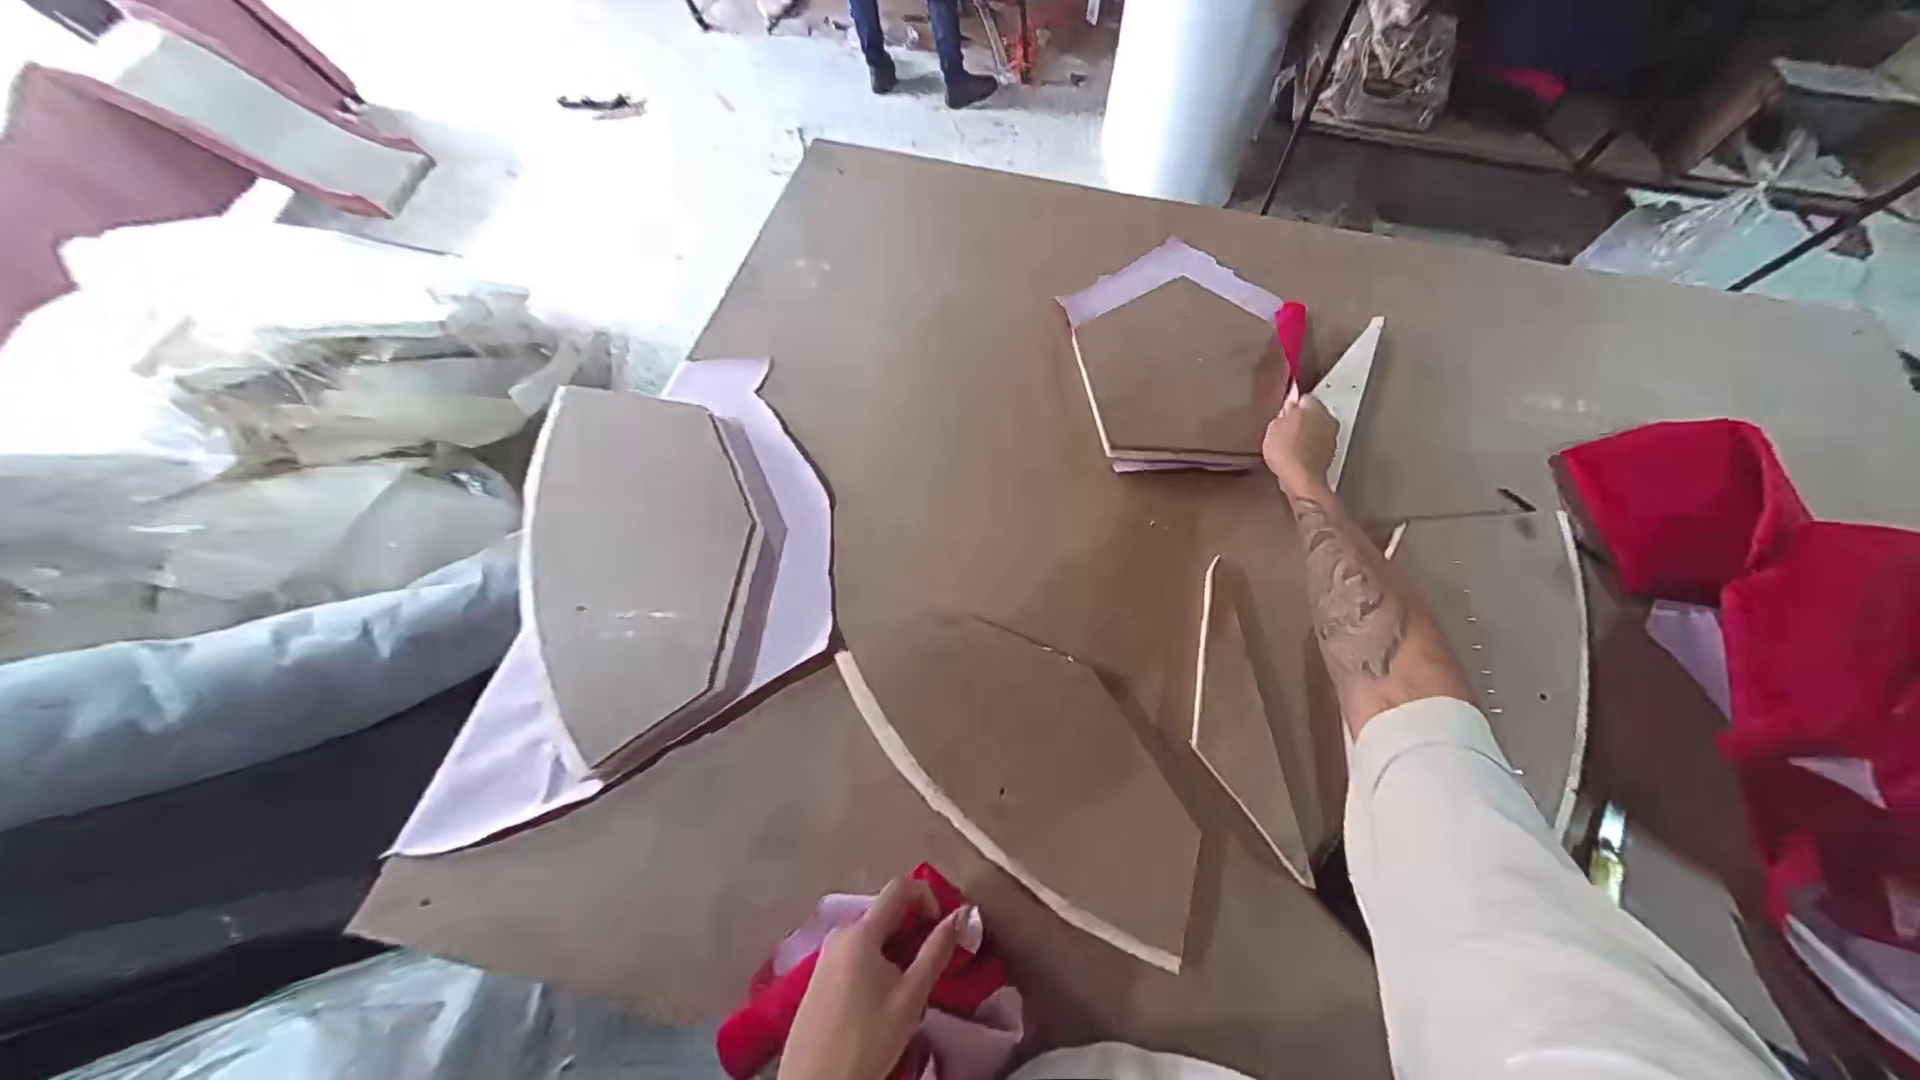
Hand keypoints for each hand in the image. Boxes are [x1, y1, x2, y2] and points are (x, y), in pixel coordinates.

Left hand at [778, 877, 967, 1079]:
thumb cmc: (867, 1039)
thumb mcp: (911, 996)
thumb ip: (937, 950)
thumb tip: (963, 913)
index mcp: (861, 930)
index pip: (899, 887)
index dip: (928, 896)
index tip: (943, 926)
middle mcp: (840, 932)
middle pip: (886, 913)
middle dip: (914, 930)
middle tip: (930, 966)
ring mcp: (826, 954)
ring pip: (873, 936)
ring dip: (897, 951)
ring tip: (909, 991)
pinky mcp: (819, 976)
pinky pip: (856, 953)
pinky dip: (877, 963)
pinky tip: (882, 1001)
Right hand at [1262, 395, 1338, 496]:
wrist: (1300, 479)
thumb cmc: (1285, 451)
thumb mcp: (1274, 427)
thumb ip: (1284, 413)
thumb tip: (1290, 407)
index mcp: (1315, 407)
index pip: (1303, 397)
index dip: (1291, 404)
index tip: (1283, 411)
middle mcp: (1328, 418)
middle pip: (1313, 413)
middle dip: (1301, 418)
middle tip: (1285, 427)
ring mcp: (1331, 437)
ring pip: (1317, 428)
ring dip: (1306, 432)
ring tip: (1289, 442)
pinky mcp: (1330, 453)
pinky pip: (1317, 444)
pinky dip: (1309, 446)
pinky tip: (1297, 454)